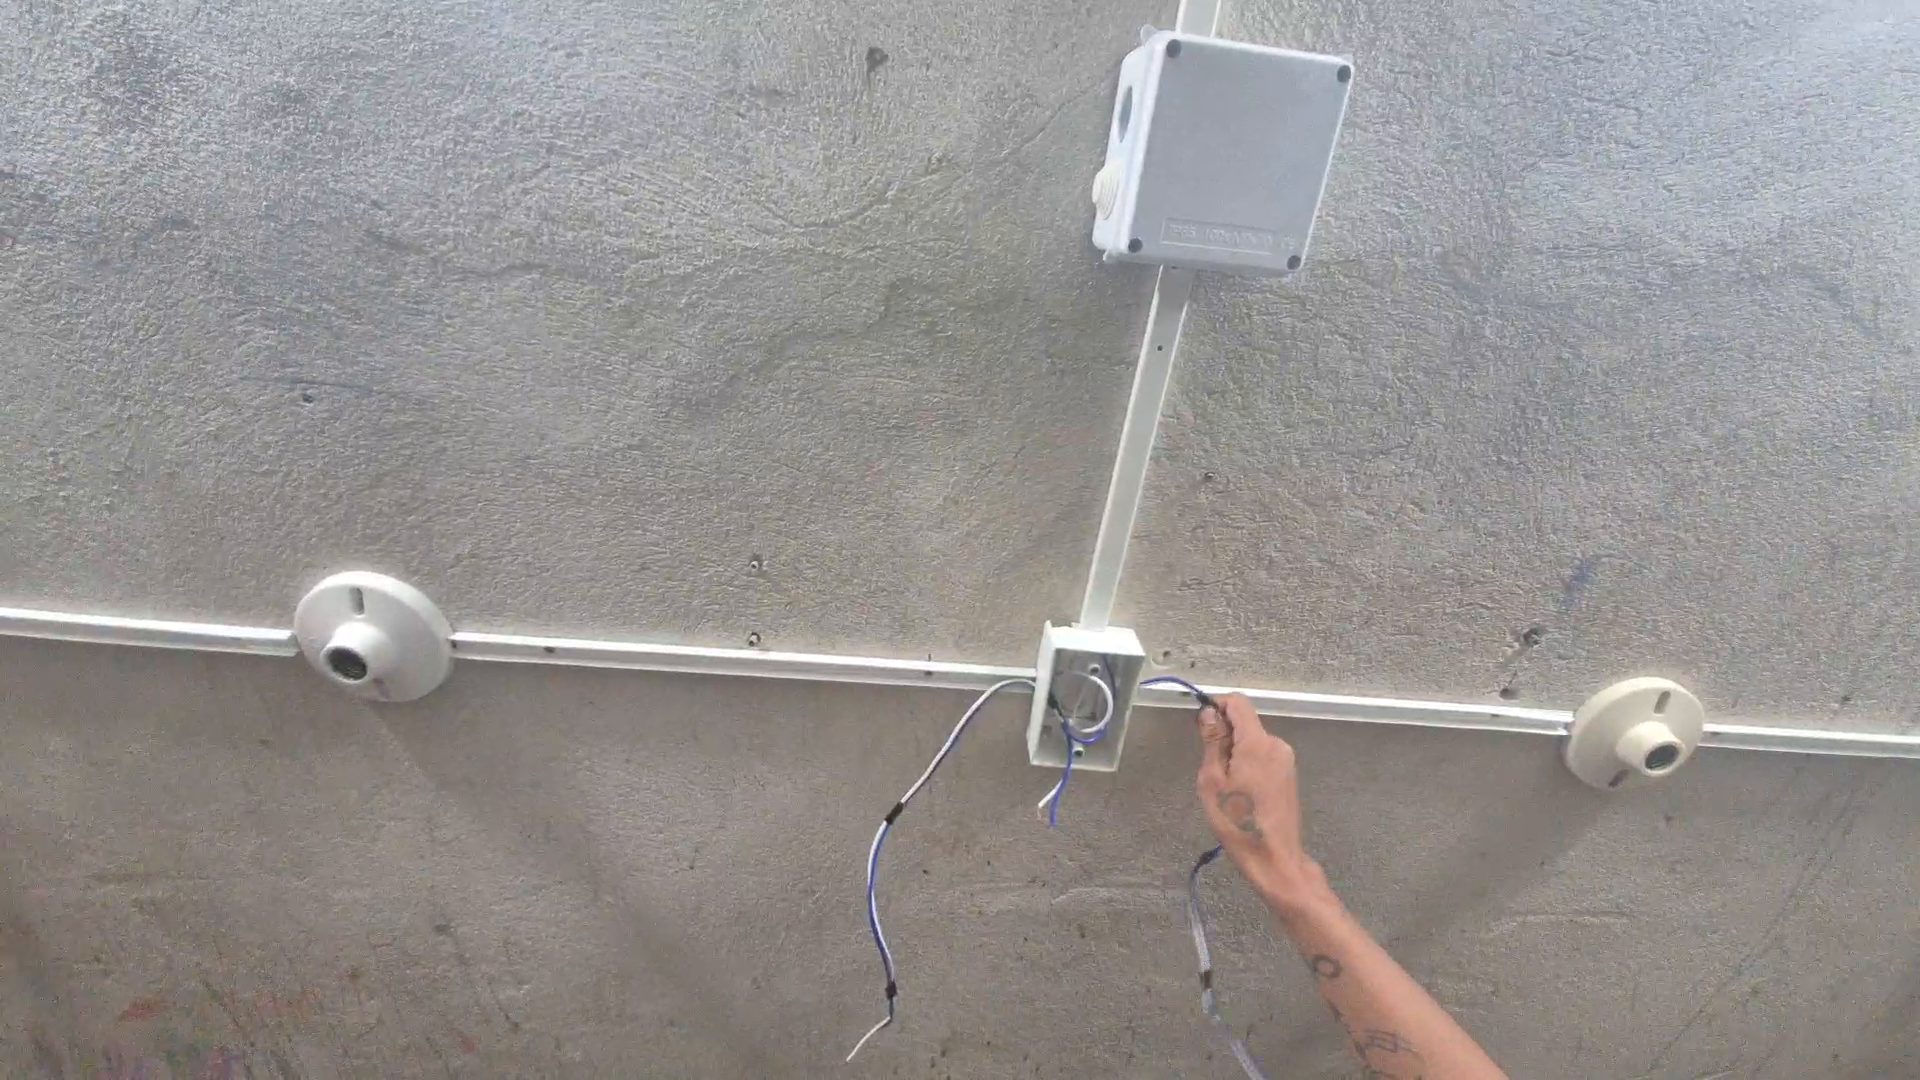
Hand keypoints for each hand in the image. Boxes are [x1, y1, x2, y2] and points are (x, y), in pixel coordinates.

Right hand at [1196, 695, 1326, 913]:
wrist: (1275, 858)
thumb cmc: (1237, 821)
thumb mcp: (1212, 780)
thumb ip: (1212, 741)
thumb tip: (1209, 712)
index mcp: (1258, 742)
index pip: (1238, 703)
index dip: (1217, 706)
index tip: (1201, 727)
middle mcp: (1276, 744)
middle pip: (1245, 722)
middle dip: (1223, 735)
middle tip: (1210, 767)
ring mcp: (1285, 759)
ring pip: (1252, 739)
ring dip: (1234, 751)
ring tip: (1225, 783)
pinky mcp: (1288, 773)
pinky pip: (1261, 754)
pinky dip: (1246, 761)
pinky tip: (1240, 789)